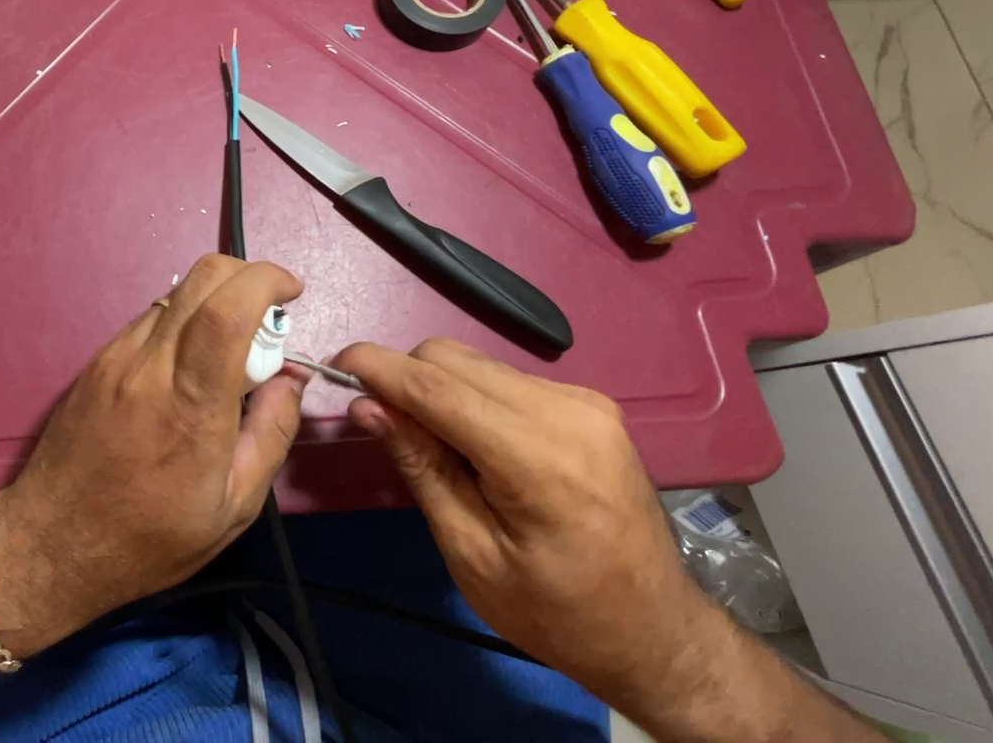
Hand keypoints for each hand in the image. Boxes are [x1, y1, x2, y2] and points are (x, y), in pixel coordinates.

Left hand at [0, 254, 306, 655]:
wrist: (52, 543)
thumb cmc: (150, 538)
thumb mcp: (234, 506)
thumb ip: (272, 432)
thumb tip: (292, 377)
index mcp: (191, 404)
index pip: (227, 310)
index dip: (265, 280)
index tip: (292, 291)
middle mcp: (149, 366)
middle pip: (201, 279)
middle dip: (246, 274)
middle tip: (268, 312)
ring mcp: (115, 357)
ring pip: (174, 297)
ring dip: (213, 302)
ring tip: (227, 352)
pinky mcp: (95, 361)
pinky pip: (149, 320)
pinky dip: (182, 323)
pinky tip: (187, 366)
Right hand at [331, 339, 715, 706]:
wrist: (657, 633)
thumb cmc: (556, 612)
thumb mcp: (470, 552)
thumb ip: (420, 466)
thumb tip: (366, 406)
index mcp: (539, 457)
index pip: (436, 386)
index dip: (378, 367)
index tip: (335, 363)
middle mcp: (566, 411)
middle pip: (451, 358)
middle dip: (402, 377)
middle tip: (376, 419)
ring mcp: (585, 402)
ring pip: (475, 362)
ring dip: (434, 386)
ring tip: (427, 439)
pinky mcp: (589, 404)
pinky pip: (503, 377)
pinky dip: (468, 394)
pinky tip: (470, 440)